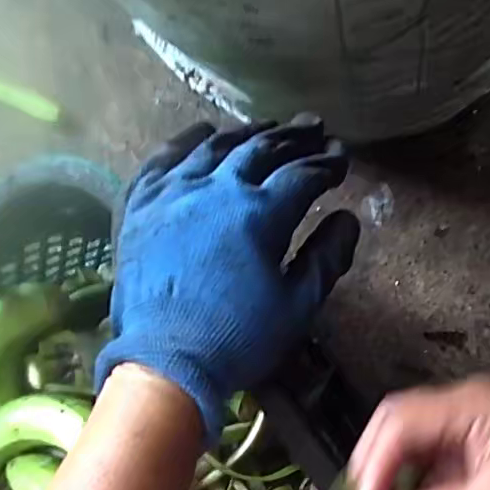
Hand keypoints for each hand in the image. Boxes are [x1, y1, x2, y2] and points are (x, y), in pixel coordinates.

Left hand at [97, 117, 360, 438]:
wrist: (165, 362)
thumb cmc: (238, 339)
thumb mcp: (297, 306)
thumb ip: (326, 258)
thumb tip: (348, 220)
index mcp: (259, 214)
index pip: (302, 175)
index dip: (326, 164)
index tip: (341, 157)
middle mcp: (216, 190)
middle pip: (261, 149)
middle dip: (293, 137)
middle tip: (314, 127)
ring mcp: (173, 194)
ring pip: (214, 147)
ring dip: (246, 133)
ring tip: (268, 128)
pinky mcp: (142, 207)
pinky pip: (163, 160)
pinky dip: (185, 142)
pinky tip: (202, 133)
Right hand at [346, 378, 489, 489]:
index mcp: (468, 405)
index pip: (400, 423)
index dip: (374, 465)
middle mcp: (461, 403)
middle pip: (397, 422)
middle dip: (374, 465)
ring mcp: (468, 419)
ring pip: (411, 438)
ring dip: (392, 474)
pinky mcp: (475, 438)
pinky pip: (433, 453)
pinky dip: (417, 481)